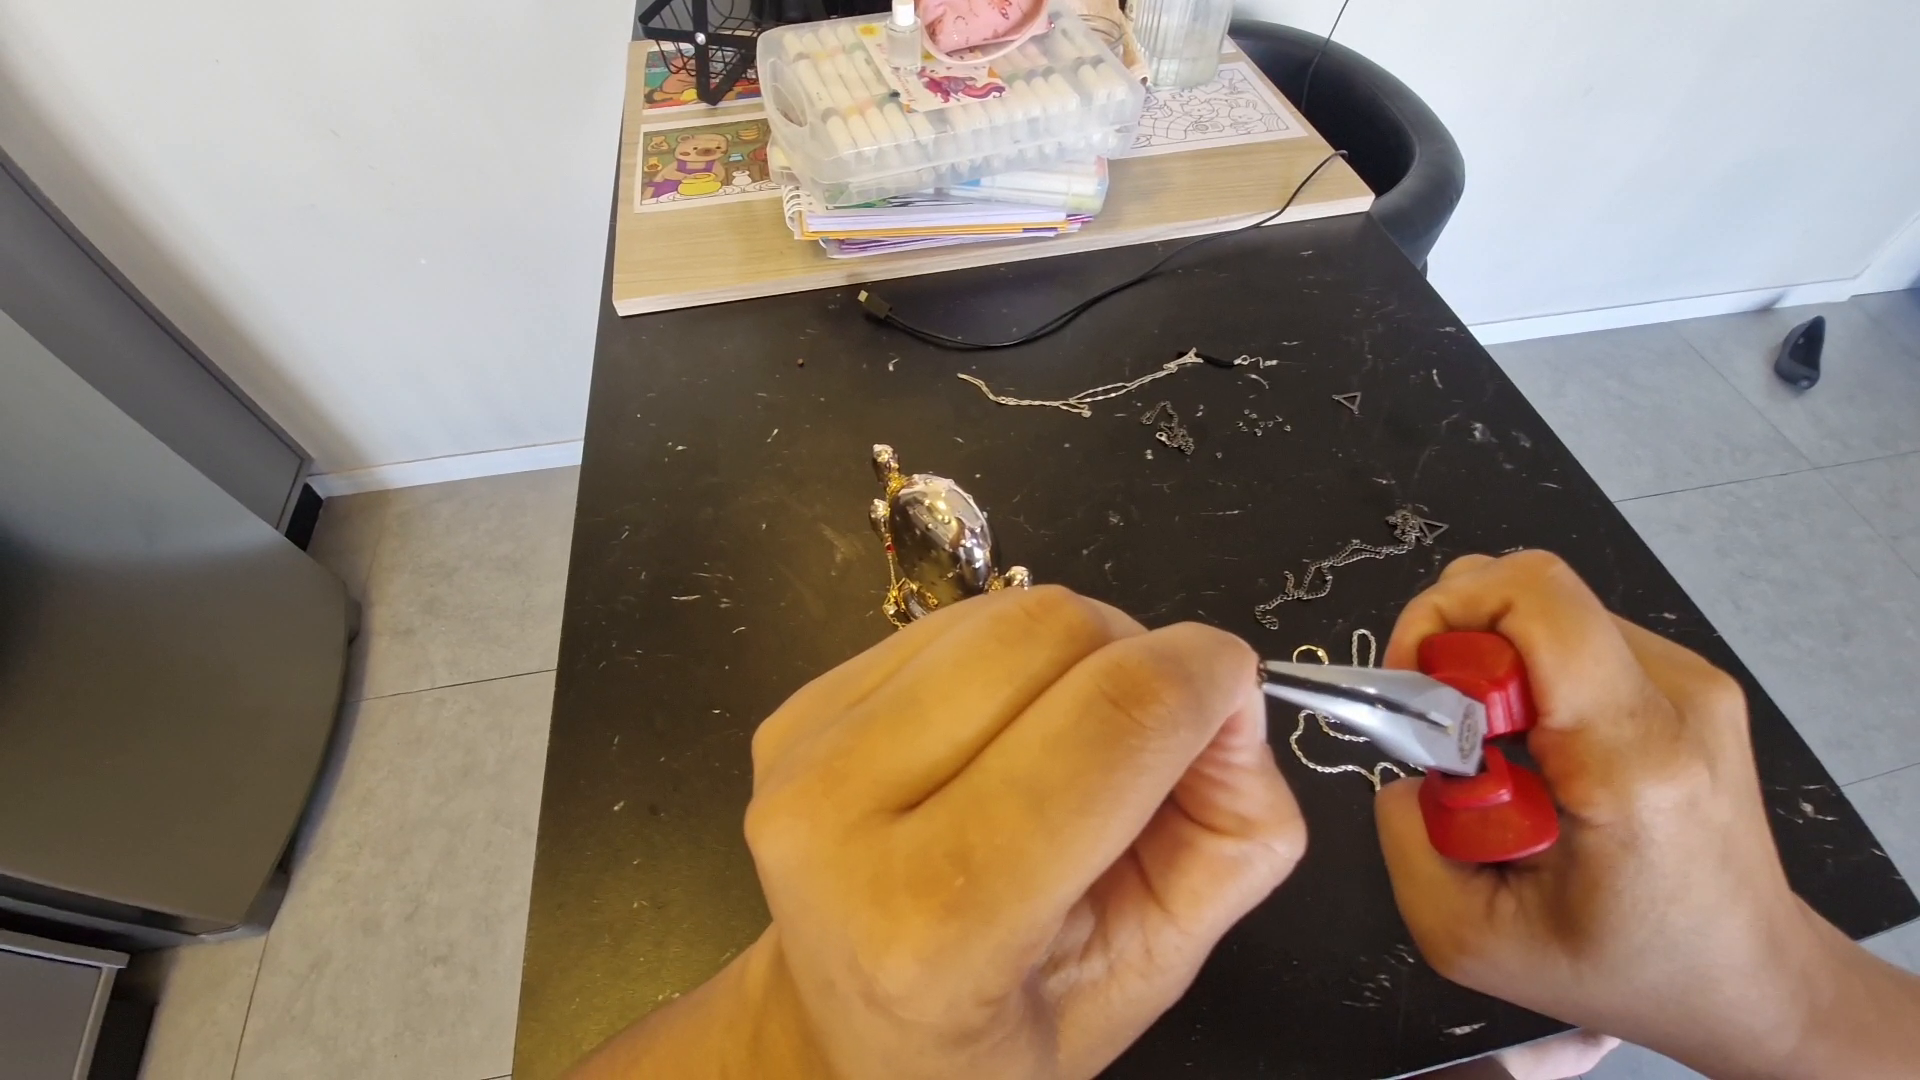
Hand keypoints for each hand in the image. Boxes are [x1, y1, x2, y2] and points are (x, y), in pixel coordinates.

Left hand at [576, 585, 1304, 1079]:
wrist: (842, 1022)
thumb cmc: (999, 1023)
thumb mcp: (1150, 966)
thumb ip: (1235, 833)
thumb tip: (1233, 694)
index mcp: (938, 916)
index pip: (1109, 723)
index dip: (1203, 676)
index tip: (1234, 682)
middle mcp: (843, 809)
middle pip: (1048, 631)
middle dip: (1135, 655)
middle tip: (1143, 728)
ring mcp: (807, 744)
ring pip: (999, 612)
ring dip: (1070, 648)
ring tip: (1064, 731)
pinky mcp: (799, 702)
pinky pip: (946, 622)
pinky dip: (1006, 654)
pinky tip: (997, 725)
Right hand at [1372, 551, 1913, 1076]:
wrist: (1752, 981)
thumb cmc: (1617, 966)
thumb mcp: (1466, 935)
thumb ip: (1403, 835)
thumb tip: (1408, 764)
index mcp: (1628, 756)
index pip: (1533, 601)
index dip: (1441, 617)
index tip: (1413, 686)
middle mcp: (1674, 695)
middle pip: (1528, 585)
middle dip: (1448, 633)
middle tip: (1435, 712)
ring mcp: (1688, 680)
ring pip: (1539, 604)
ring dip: (1480, 653)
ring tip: (1479, 733)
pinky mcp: (1683, 680)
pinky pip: (1566, 631)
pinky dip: (1515, 664)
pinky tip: (1522, 732)